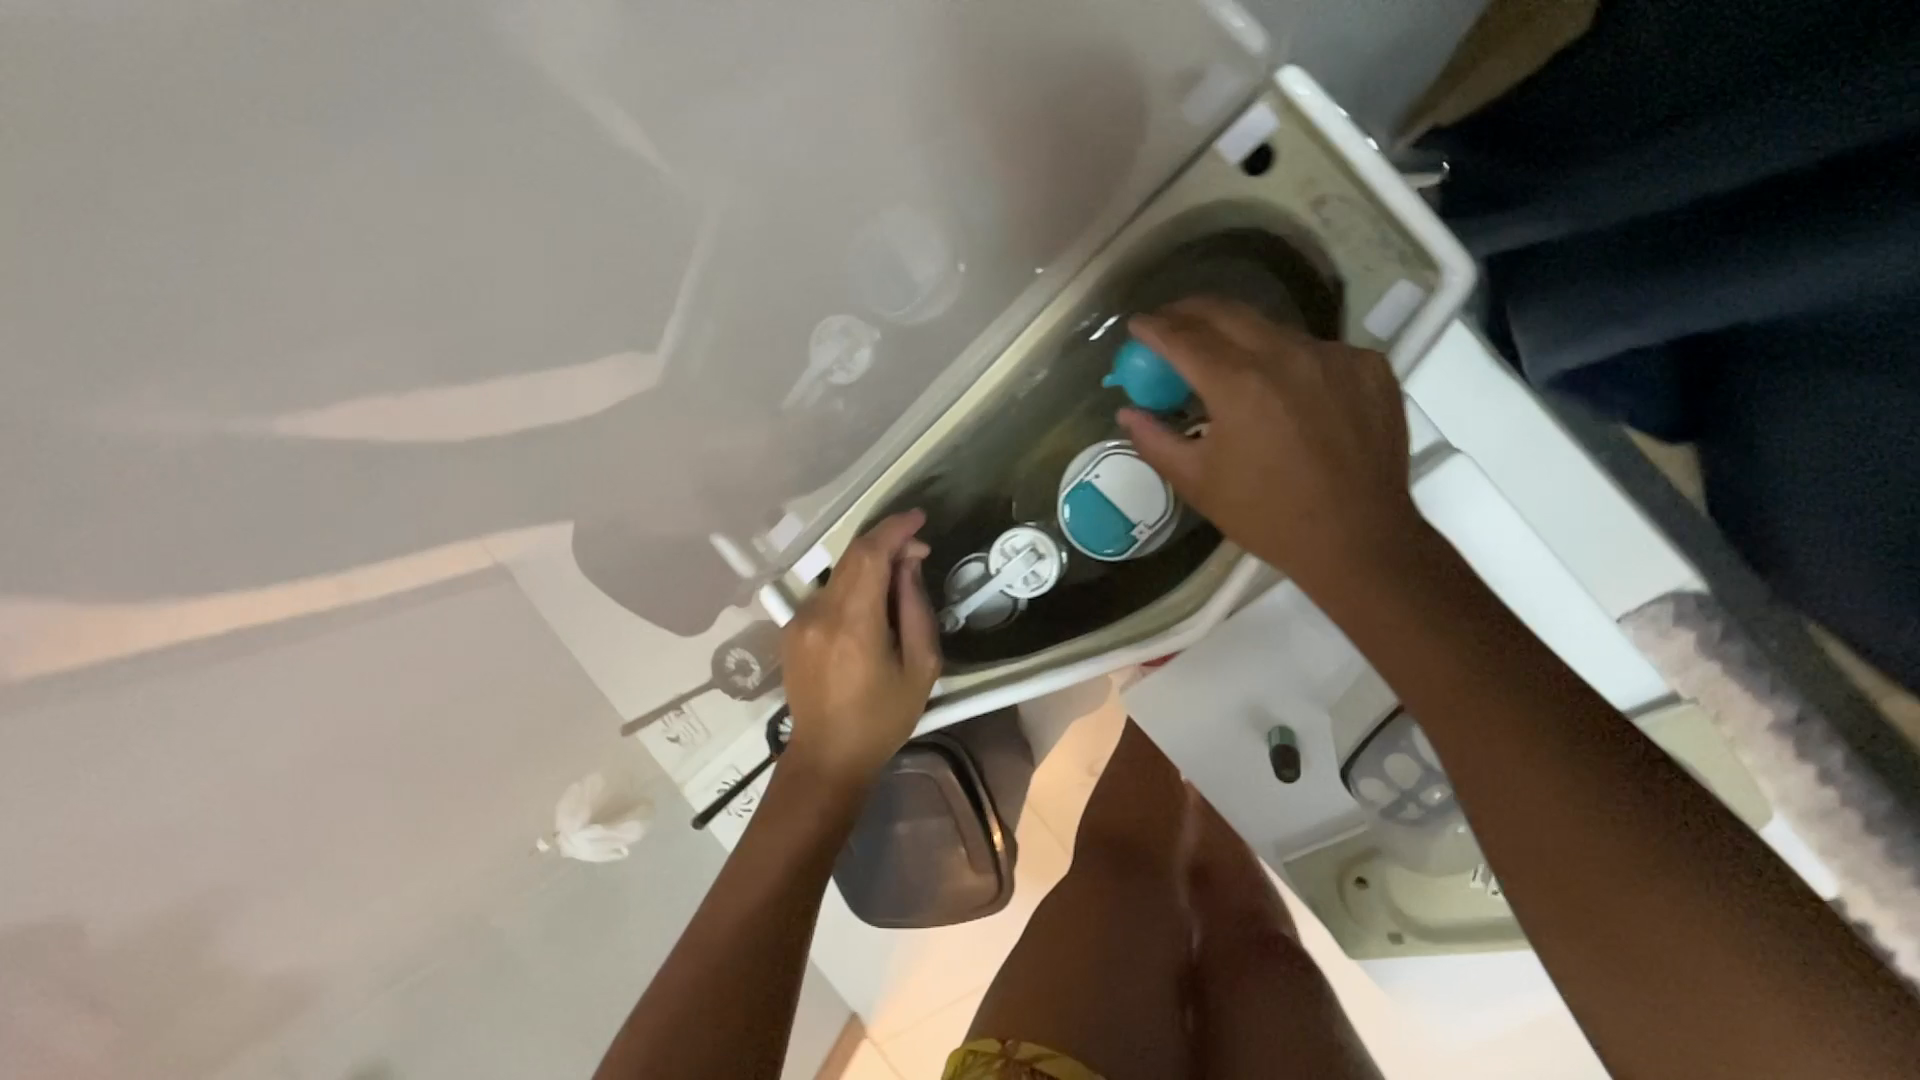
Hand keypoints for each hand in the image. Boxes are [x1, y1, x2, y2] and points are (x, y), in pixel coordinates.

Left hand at [780, 510, 942, 784]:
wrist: (827, 756)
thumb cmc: (882, 718)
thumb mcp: (920, 668)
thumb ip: (916, 608)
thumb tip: (908, 564)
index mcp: (853, 624)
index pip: (869, 554)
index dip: (895, 529)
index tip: (919, 519)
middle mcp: (818, 613)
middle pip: (852, 557)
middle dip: (887, 543)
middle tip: (919, 550)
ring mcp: (799, 621)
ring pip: (839, 574)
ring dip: (870, 566)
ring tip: (900, 582)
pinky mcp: (791, 630)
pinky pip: (828, 594)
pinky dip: (852, 587)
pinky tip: (872, 606)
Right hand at [1116, 297, 1423, 589]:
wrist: (1359, 539)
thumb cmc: (1267, 516)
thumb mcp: (1198, 482)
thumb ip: (1155, 440)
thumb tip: (1127, 412)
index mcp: (1238, 384)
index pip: (1183, 338)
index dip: (1153, 328)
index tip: (1136, 326)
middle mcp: (1286, 355)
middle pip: (1227, 313)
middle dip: (1189, 312)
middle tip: (1170, 322)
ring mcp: (1334, 356)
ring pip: (1274, 330)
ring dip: (1242, 338)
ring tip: (1228, 360)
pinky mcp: (1369, 367)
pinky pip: (1317, 351)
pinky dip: (1291, 362)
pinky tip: (1287, 391)